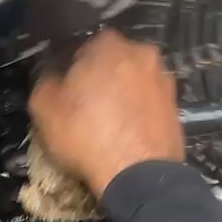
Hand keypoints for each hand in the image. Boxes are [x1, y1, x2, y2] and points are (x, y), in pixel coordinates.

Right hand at [29, 30, 185, 196]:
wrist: (139, 176)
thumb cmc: (87, 135)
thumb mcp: (44, 107)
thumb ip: (45, 79)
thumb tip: (53, 73)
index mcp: (108, 44)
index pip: (81, 45)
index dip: (69, 67)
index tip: (63, 87)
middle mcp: (141, 53)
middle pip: (111, 60)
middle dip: (99, 76)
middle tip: (83, 104)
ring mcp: (164, 79)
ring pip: (133, 80)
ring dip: (121, 93)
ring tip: (107, 121)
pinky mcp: (177, 106)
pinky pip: (148, 101)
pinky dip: (137, 111)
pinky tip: (125, 132)